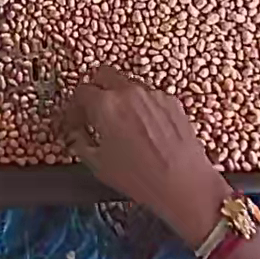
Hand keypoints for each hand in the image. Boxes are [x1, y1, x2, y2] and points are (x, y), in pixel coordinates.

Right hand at [65, 66, 229, 247]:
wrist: (184, 183)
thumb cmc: (141, 177)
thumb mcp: (99, 165)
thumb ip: (81, 142)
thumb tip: (77, 135)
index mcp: (105, 105)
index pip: (81, 91)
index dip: (75, 107)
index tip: (76, 119)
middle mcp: (128, 92)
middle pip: (103, 75)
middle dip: (96, 90)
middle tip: (95, 111)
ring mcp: (152, 94)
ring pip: (128, 84)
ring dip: (120, 97)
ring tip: (122, 124)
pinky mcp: (171, 100)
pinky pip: (149, 96)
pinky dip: (142, 106)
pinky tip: (145, 129)